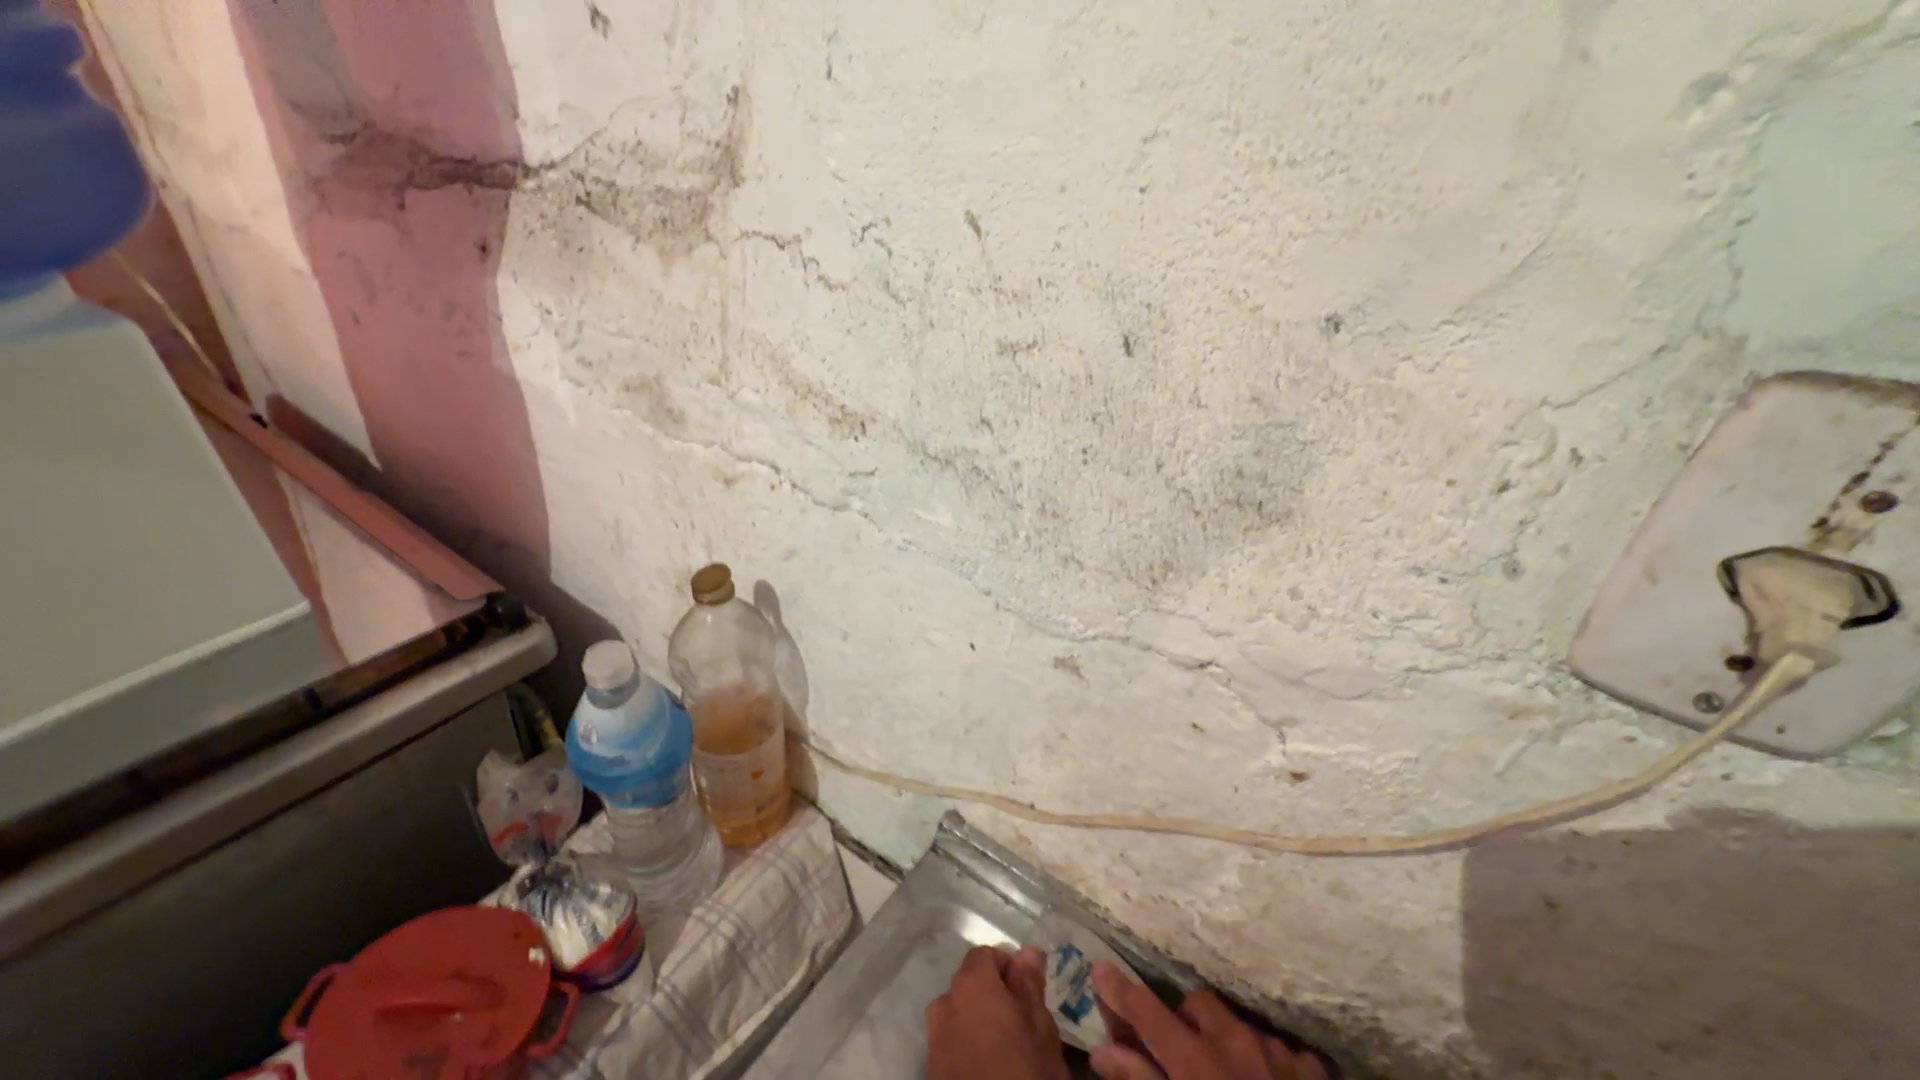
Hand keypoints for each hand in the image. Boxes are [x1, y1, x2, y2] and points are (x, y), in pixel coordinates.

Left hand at [926, 945, 1069, 1079]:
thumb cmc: (1026, 1072)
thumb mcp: (1041, 1028)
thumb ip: (1030, 984)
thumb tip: (1028, 951)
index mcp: (971, 986)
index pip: (985, 955)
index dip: (1008, 968)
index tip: (1028, 993)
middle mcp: (944, 1004)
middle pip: (970, 985)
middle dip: (994, 996)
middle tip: (1022, 1025)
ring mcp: (933, 1039)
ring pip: (959, 1015)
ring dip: (979, 1022)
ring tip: (1006, 1051)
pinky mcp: (930, 1069)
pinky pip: (950, 1042)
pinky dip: (966, 1046)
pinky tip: (988, 1068)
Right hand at [1090, 962, 1329, 1079]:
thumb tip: (1102, 1051)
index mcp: (1197, 1061)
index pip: (1147, 1011)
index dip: (1120, 990)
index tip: (1100, 970)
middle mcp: (1236, 1042)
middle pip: (1197, 1003)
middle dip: (1183, 1020)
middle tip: (1179, 1052)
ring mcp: (1278, 1052)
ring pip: (1238, 1024)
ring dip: (1224, 1040)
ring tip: (1225, 1075)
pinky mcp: (1312, 1069)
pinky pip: (1280, 1048)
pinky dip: (1266, 1061)